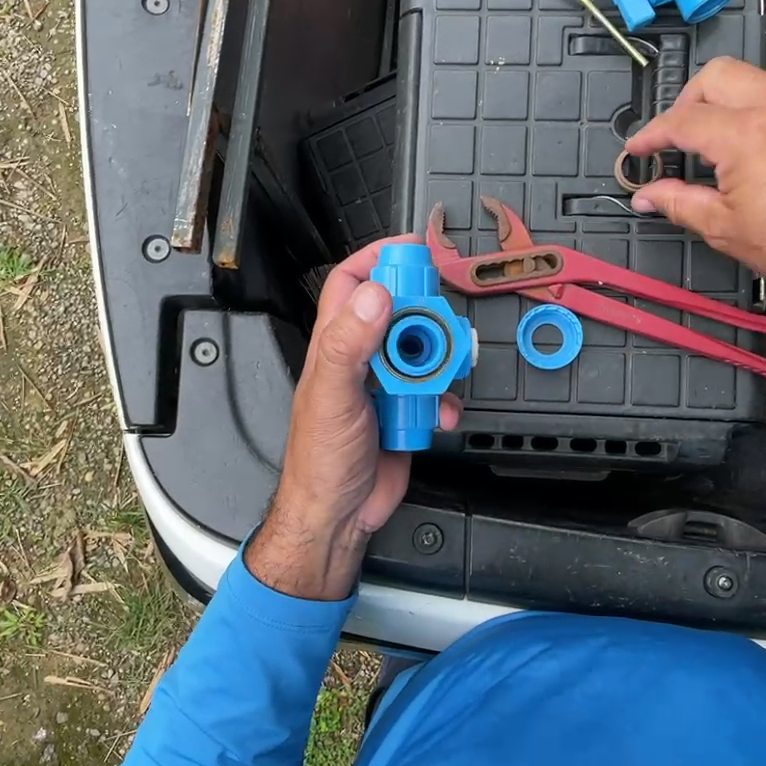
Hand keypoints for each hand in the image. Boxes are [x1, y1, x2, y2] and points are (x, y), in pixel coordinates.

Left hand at [246, 236, 461, 600]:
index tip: (414, 250)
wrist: (339, 516)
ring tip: (439, 378)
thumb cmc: (320, 460)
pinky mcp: (408, 412)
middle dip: (424, 316)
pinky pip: (438, 395)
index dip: (379, 260)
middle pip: (400, 314)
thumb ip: (350, 343)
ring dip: (439, 365)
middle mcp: (362, 360)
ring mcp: (386, 386)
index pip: (352, 283)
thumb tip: (376, 295)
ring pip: (425, 354)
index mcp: (334, 345)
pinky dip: (446, 403)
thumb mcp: (333, 395)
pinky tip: (441, 416)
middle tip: (441, 322)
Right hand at [624, 58, 765, 357]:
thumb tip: (648, 195)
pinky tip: (756, 148)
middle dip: (686, 101)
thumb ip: (678, 202)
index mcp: (747, 136)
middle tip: (676, 136)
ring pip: (753, 79)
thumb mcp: (724, 229)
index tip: (639, 148)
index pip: (683, 119)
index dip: (652, 134)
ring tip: (715, 142)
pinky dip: (759, 110)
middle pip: (716, 75)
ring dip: (724, 102)